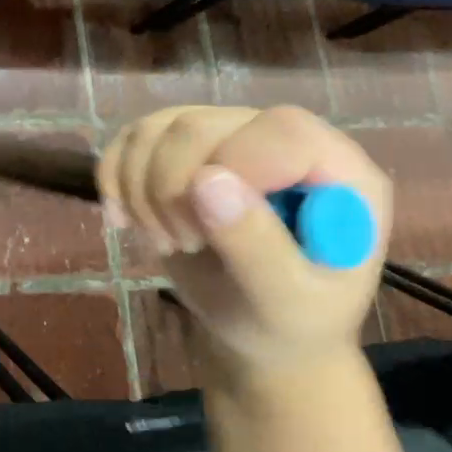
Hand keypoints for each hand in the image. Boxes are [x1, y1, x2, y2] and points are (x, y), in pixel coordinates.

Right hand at [98, 105, 391, 382]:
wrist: (252, 325)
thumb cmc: (287, 320)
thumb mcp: (286, 303)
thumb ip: (257, 245)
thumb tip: (207, 181)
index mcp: (336, 172)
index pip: (282, 129)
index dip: (236, 165)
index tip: (207, 228)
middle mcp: (278, 139)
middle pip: (200, 126)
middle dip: (171, 189)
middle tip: (181, 244)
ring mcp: (224, 135)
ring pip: (155, 129)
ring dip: (139, 190)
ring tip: (162, 239)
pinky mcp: (177, 144)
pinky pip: (130, 138)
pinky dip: (114, 179)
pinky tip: (125, 220)